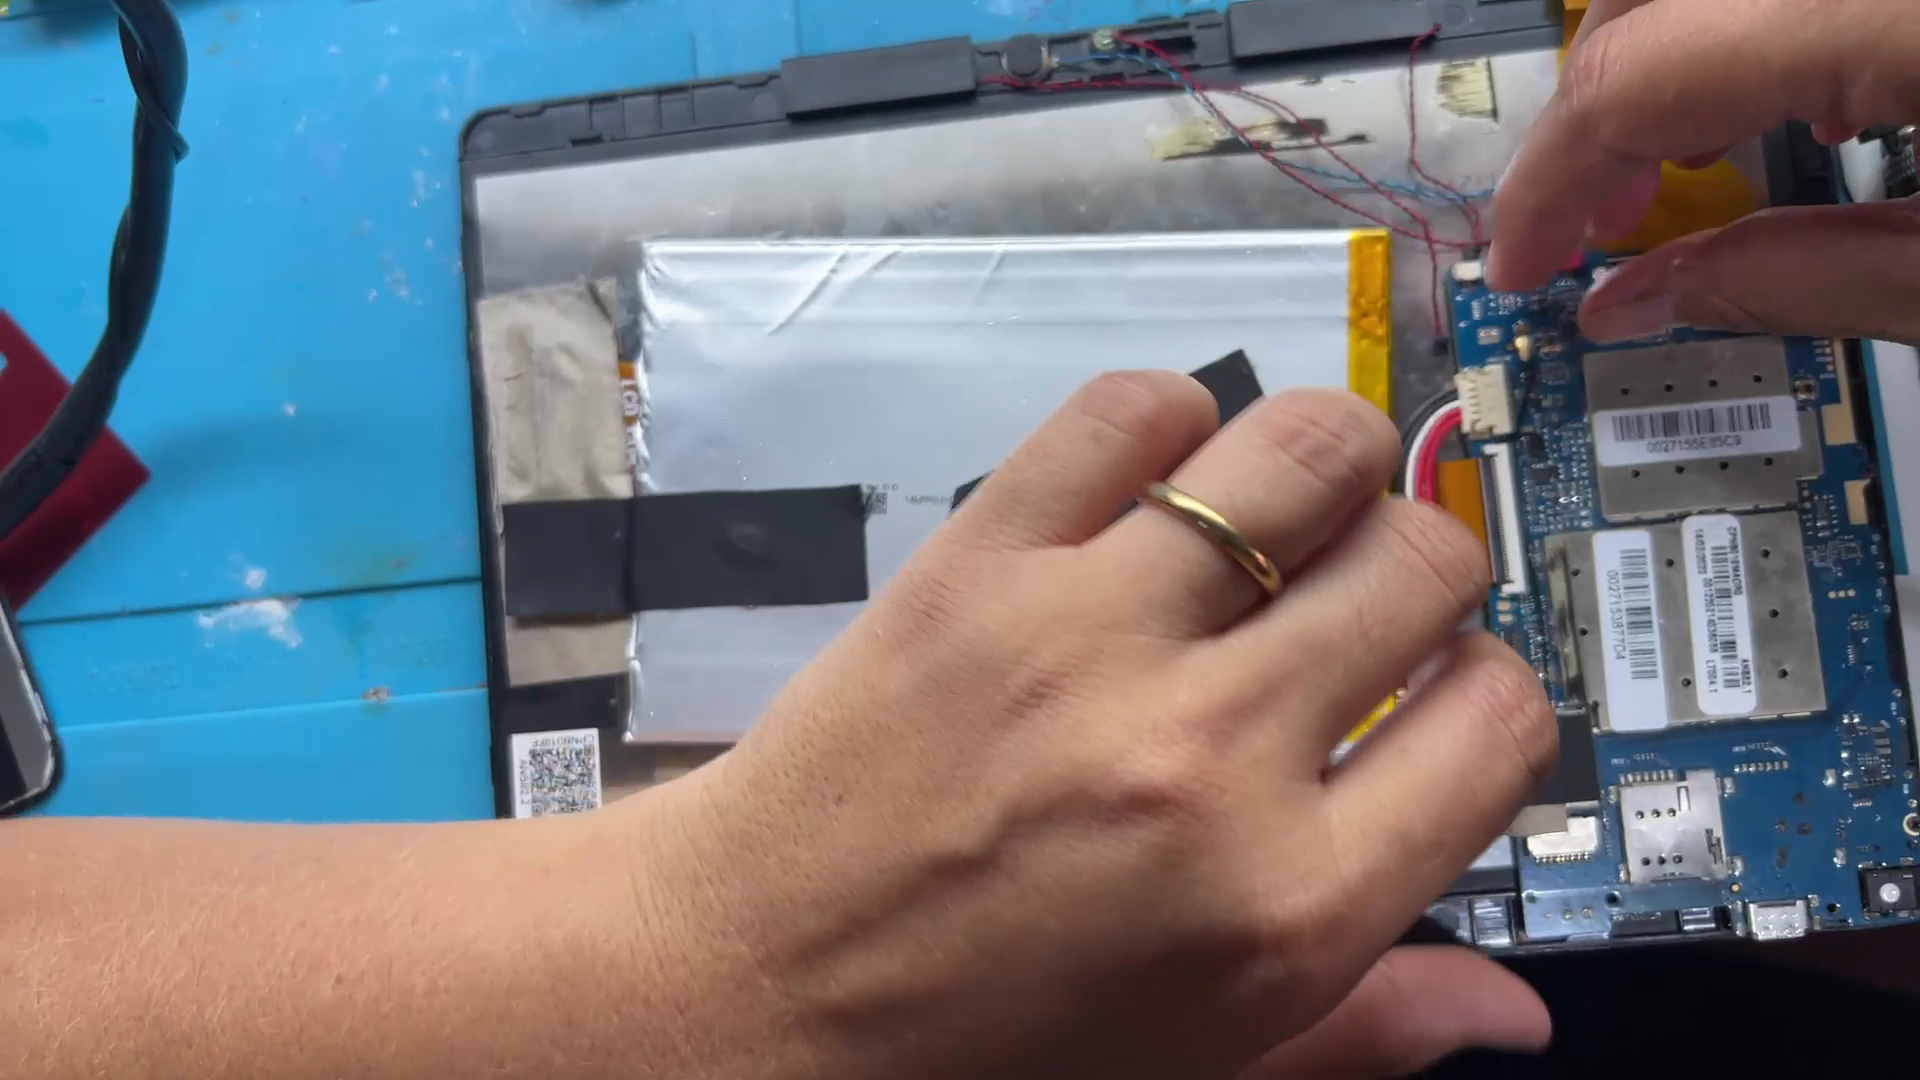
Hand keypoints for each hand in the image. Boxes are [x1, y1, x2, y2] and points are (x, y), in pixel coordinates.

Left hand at [627, 376, 1555, 1079]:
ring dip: (1326, 450)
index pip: (1495, 723)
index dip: (1481, 682)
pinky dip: (1168, 412)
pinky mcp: (976, 560)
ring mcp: (1081, 632)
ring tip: (1287, 488)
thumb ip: (1361, 1025)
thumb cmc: (966, 1033)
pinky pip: (1119, 415)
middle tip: (1357, 572)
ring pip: (1293, 452)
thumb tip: (1509, 1005)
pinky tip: (1158, 463)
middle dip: (1416, 554)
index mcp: (1281, 898)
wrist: (760, 973)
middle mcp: (1201, 747)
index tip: (1430, 672)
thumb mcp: (1190, 1063)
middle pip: (1415, 561)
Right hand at [1486, 0, 1919, 343]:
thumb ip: (1800, 278)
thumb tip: (1629, 304)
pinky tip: (1810, 89)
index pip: (1632, 78)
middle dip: (1586, 106)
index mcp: (1910, 14)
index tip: (1524, 267)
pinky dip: (1752, 30)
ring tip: (1691, 159)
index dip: (1544, 185)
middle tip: (1599, 212)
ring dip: (1661, 64)